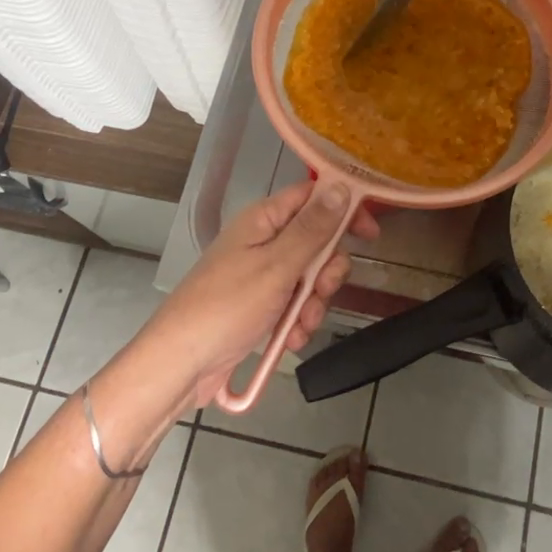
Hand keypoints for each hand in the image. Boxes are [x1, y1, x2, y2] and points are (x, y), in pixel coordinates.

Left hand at [134, 182, 379, 408]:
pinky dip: (298, 321)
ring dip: (313, 303)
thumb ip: (312, 229)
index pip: (313, 197)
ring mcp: (261, 275)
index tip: (369, 235)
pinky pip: (294, 305)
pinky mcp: (260, 305)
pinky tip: (290, 339)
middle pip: (317, 242)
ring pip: (309, 278)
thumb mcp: (277, 266)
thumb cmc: (227, 307)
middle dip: (327, 272)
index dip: (343, 210)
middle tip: (320, 291)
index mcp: (264, 220)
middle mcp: (263, 241)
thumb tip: (341, 188)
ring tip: (300, 325)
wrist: (182, 363)